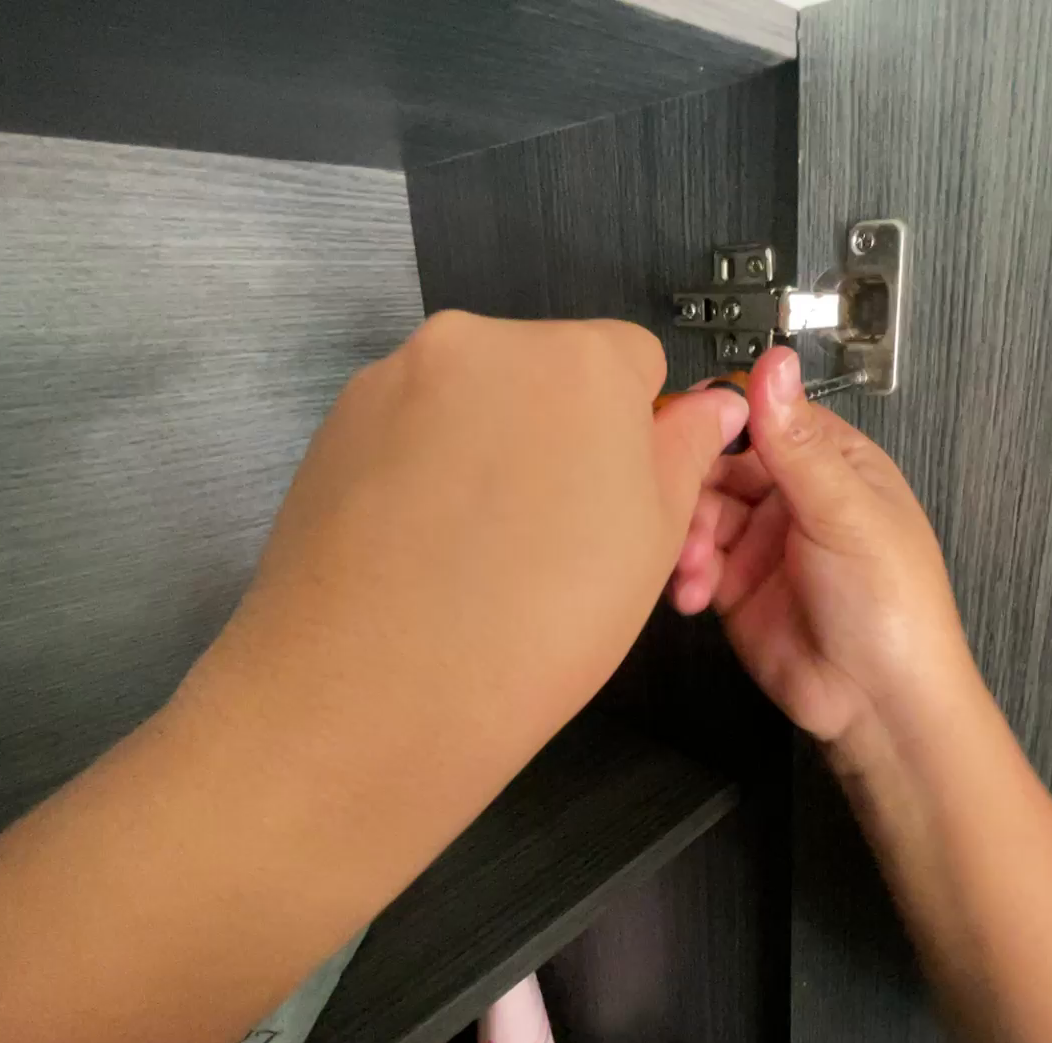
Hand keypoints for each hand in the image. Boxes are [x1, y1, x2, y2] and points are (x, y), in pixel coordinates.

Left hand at [190, 311, 748, 753]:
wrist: (378, 694)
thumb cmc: (544, 620)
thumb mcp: (653, 539)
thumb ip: (687, 451)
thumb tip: (712, 407)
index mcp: (581, 360)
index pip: (636, 357)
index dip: (638, 428)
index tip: (620, 489)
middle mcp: (483, 340)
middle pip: (553, 368)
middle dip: (568, 427)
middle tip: (559, 524)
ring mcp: (399, 374)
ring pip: (481, 394)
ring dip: (499, 442)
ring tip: (487, 542)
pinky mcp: (339, 418)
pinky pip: (416, 420)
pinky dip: (434, 460)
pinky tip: (429, 539)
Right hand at [669, 346, 984, 742]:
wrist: (876, 704)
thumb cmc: (892, 605)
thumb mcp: (845, 513)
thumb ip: (798, 442)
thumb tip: (777, 361)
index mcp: (829, 463)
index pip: (761, 416)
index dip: (718, 419)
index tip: (679, 429)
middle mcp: (790, 496)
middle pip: (717, 465)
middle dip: (692, 487)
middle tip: (678, 510)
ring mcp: (759, 542)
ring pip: (697, 514)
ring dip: (684, 537)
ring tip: (692, 568)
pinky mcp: (733, 586)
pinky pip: (690, 563)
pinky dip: (682, 574)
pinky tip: (691, 593)